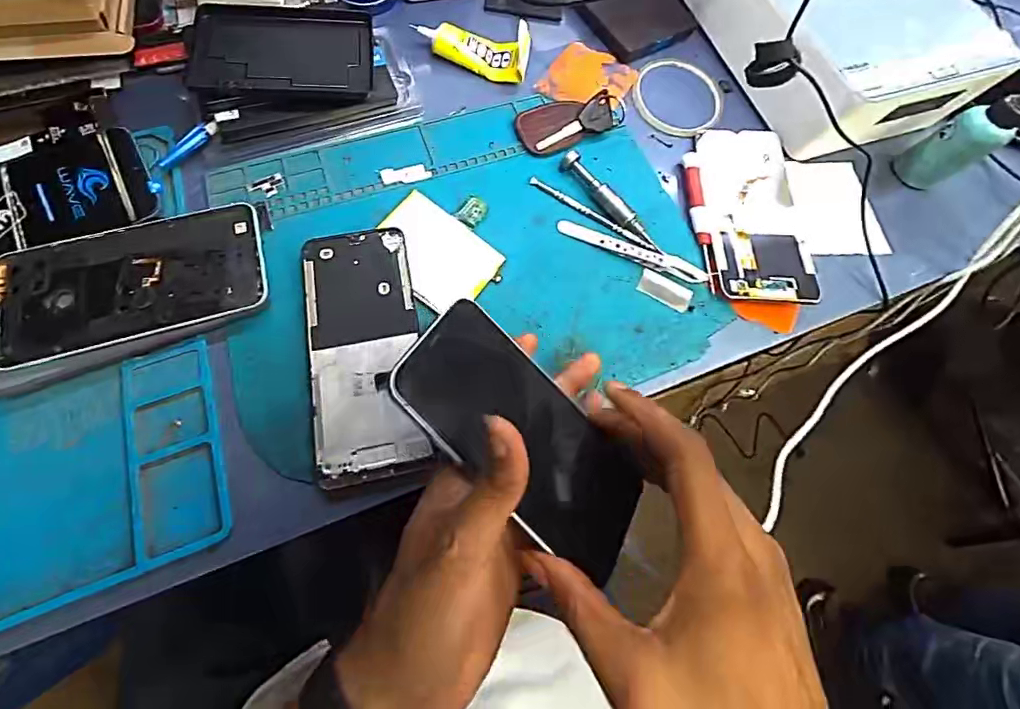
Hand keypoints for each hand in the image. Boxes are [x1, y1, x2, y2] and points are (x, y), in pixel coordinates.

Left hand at [333, 335, 599, 708]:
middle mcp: (481, 492)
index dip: (510, 378)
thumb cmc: (423, 608)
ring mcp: (500, 525)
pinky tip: (596, 484)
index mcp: (459, 478)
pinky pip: (549, 515)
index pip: (488, 415)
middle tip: (590, 370)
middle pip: (522, 437)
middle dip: (552, 401)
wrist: (416, 683)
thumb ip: (490, 488)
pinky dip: (571, 495)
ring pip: (539, 473)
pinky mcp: (517, 557)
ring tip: (603, 417)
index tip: (534, 346)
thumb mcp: (459, 543)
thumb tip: (505, 423)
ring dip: (565, 443)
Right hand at [521, 384, 824, 708]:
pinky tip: (664, 498)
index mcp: (722, 557)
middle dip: (649, 433)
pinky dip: (690, 490)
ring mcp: (769, 569)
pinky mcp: (772, 590)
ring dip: (669, 460)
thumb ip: (581, 609)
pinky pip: (728, 515)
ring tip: (623, 448)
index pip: (688, 457)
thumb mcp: (633, 675)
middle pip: (702, 466)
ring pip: (717, 489)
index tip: (610, 395)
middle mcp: (753, 549)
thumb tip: (538, 558)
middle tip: (601, 422)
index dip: (648, 416)